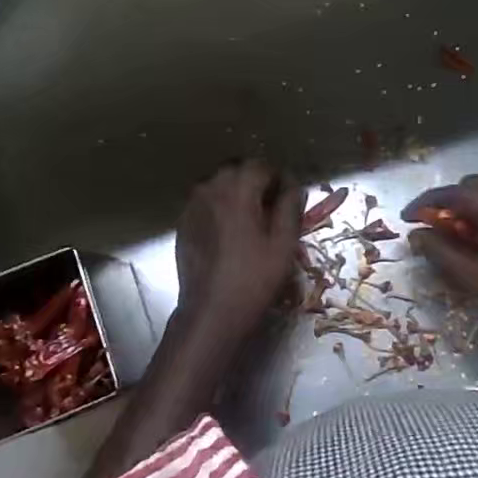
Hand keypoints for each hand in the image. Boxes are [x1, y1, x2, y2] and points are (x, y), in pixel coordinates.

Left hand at [169, 160, 305, 356]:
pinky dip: (220, 206)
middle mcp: (210, 189)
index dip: (279, 178)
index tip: (290, 198)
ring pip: (219, 184)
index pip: (262, 166)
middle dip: (257, 182)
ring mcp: (192, 205)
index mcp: (237, 190)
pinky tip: (231, 232)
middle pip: (238, 170)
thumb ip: (290, 207)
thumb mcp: (283, 244)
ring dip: (237, 192)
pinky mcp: (183, 222)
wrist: (211, 312)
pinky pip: (206, 201)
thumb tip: (293, 186)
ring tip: (252, 220)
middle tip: (273, 208)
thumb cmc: (253, 279)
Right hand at [402, 176, 477, 387]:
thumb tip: (416, 235)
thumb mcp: (474, 277)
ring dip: (471, 206)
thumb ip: (440, 252)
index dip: (425, 203)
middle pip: (473, 185)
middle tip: (436, 226)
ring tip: (461, 235)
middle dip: (449, 201)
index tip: (407, 218)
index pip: (453, 193)